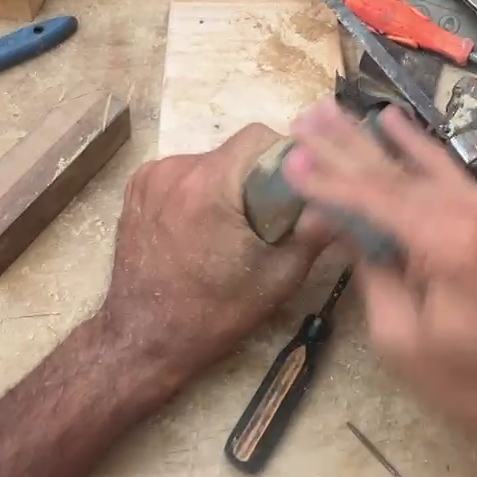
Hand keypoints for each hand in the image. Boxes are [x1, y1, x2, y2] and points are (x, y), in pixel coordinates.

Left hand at [98, 124, 329, 385]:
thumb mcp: (278, 277)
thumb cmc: (214, 313)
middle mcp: (174, 169)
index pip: (258, 137)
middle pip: (233, 150)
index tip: (291, 188)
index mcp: (208, 184)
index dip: (282, 156)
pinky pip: (183, 173)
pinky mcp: (136, 186)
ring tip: (229, 227)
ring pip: (209, 161)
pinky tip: (201, 226)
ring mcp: (150, 176)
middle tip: (264, 217)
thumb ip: (314, 231)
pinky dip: (198, 190)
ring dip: (226, 183)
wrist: (144, 339)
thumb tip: (340, 197)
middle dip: (254, 176)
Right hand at [279, 99, 476, 454]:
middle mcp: (472, 206)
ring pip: (416, 165)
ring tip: (328, 111)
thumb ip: (371, 271)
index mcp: (449, 240)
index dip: (325, 181)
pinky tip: (391, 120)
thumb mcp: (404, 340)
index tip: (288, 159)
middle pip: (391, 172)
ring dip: (369, 139)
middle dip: (341, 145)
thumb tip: (342, 226)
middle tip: (302, 118)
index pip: (372, 199)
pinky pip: (445, 172)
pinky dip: (414, 147)